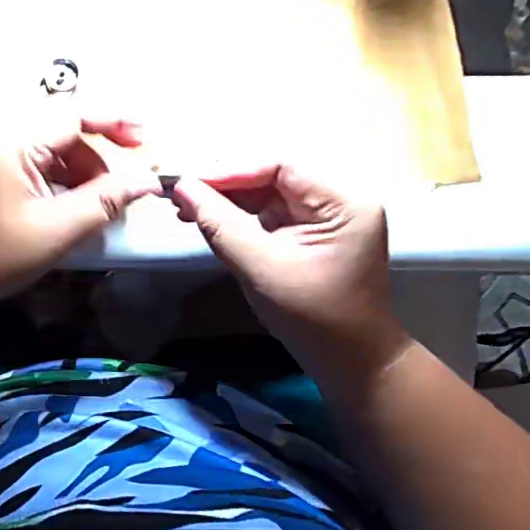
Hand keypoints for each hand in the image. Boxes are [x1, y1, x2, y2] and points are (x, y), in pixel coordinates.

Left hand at [0, 119, 160, 318]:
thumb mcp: (57, 230)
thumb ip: (105, 201)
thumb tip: (149, 181)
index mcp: (15, 143)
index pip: (73, 114)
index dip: (114, 121)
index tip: (146, 139)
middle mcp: (5, 143)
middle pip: (67, 133)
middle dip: (101, 157)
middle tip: (130, 180)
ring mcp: (0, 162)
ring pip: (58, 155)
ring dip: (86, 176)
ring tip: (104, 208)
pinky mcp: (0, 182)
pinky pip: (43, 172)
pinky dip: (67, 187)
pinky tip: (79, 212)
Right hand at [172, 164, 408, 385]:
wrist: (349, 362)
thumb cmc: (312, 318)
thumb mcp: (261, 268)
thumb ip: (220, 225)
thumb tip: (183, 188)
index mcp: (343, 203)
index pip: (280, 167)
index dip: (230, 171)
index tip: (189, 183)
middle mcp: (338, 201)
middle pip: (271, 177)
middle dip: (224, 187)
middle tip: (180, 196)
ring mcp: (324, 218)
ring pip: (266, 195)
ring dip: (226, 202)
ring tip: (185, 209)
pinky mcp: (309, 234)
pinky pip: (268, 215)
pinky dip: (237, 219)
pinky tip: (209, 222)